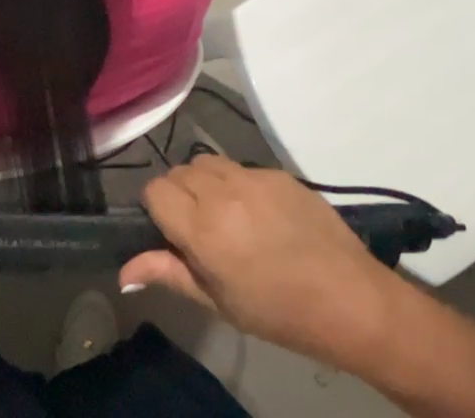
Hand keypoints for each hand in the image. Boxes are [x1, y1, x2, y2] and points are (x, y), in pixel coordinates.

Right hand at [120, 157, 402, 370]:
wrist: (352, 300)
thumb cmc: (279, 312)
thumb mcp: (218, 302)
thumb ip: (169, 274)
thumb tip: (123, 273)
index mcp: (203, 227)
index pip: (155, 190)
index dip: (156, 208)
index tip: (171, 231)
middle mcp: (223, 192)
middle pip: (178, 172)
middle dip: (179, 194)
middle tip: (198, 228)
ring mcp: (254, 179)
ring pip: (207, 162)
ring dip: (204, 182)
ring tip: (224, 214)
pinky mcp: (280, 174)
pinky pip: (241, 167)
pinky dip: (237, 183)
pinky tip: (257, 214)